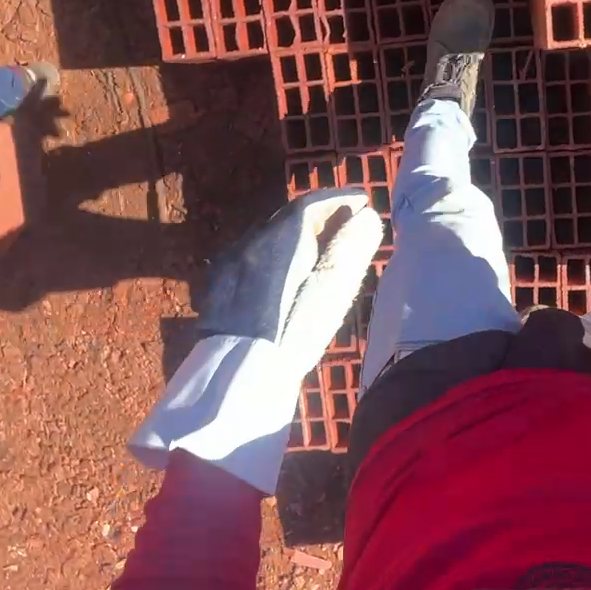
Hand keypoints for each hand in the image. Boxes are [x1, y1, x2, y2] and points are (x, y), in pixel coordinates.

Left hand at [129, 189, 383, 493]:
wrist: (233, 389)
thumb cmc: (288, 344)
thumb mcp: (326, 299)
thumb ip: (347, 254)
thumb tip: (367, 217)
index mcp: (273, 247)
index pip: (307, 208)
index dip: (337, 200)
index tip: (363, 201)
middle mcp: (247, 248)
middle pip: (287, 220)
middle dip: (321, 215)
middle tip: (352, 220)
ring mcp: (230, 267)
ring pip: (272, 237)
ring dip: (303, 234)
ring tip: (332, 244)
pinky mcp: (223, 288)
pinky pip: (260, 255)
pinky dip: (286, 252)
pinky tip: (299, 271)